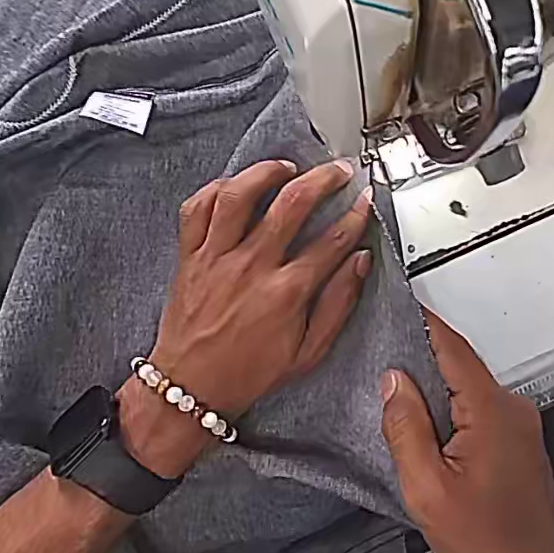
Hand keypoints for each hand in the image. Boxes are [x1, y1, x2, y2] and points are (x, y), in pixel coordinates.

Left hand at [123, 158, 373, 476]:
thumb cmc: (247, 372)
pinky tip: (234, 185)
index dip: (355, 215)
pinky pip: (196, 209)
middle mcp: (250, 268)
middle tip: (337, 172)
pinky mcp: (190, 256)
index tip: (364, 202)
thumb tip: (358, 264)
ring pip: (239, 196)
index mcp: (284, 293)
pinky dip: (215, 189)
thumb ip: (338, 304)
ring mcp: (216, 258)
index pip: (330, 240)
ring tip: (286, 167)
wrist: (192, 386)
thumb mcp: (308, 352)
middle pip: (291, 204)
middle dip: (323, 179)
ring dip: (266, 173)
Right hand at [380, 310, 553, 552]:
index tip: (396, 301)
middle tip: (379, 344)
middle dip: (420, 353)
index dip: (423, 322)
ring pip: (467, 387)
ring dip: (433, 382)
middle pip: (459, 364)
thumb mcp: (426, 489)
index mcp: (492, 412)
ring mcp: (520, 425)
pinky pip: (477, 407)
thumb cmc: (482, 546)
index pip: (452, 349)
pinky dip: (449, 404)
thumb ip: (406, 427)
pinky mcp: (518, 442)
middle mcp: (513, 409)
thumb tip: (393, 379)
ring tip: (392, 382)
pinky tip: (424, 418)